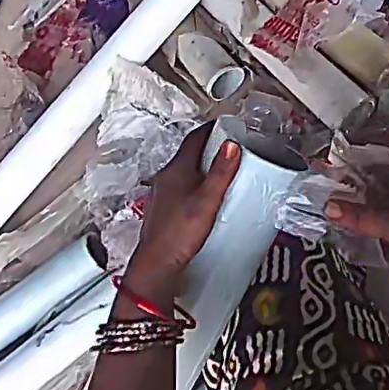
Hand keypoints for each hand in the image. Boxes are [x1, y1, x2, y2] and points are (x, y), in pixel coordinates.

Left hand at [121, 125, 239, 302]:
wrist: (157, 263)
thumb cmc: (179, 234)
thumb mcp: (208, 200)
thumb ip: (220, 173)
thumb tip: (231, 147)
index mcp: (176, 171)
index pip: (194, 139)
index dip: (210, 129)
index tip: (223, 125)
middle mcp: (166, 179)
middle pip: (188, 154)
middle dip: (207, 147)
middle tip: (226, 146)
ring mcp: (162, 194)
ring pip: (184, 172)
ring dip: (200, 167)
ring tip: (219, 172)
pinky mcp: (164, 209)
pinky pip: (180, 188)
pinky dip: (194, 186)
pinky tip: (204, 198)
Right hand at [325, 166, 388, 281]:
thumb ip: (360, 216)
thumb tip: (326, 205)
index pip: (362, 170)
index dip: (341, 180)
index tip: (322, 194)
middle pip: (369, 196)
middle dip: (360, 217)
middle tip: (350, 233)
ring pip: (381, 217)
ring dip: (378, 236)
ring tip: (387, 254)